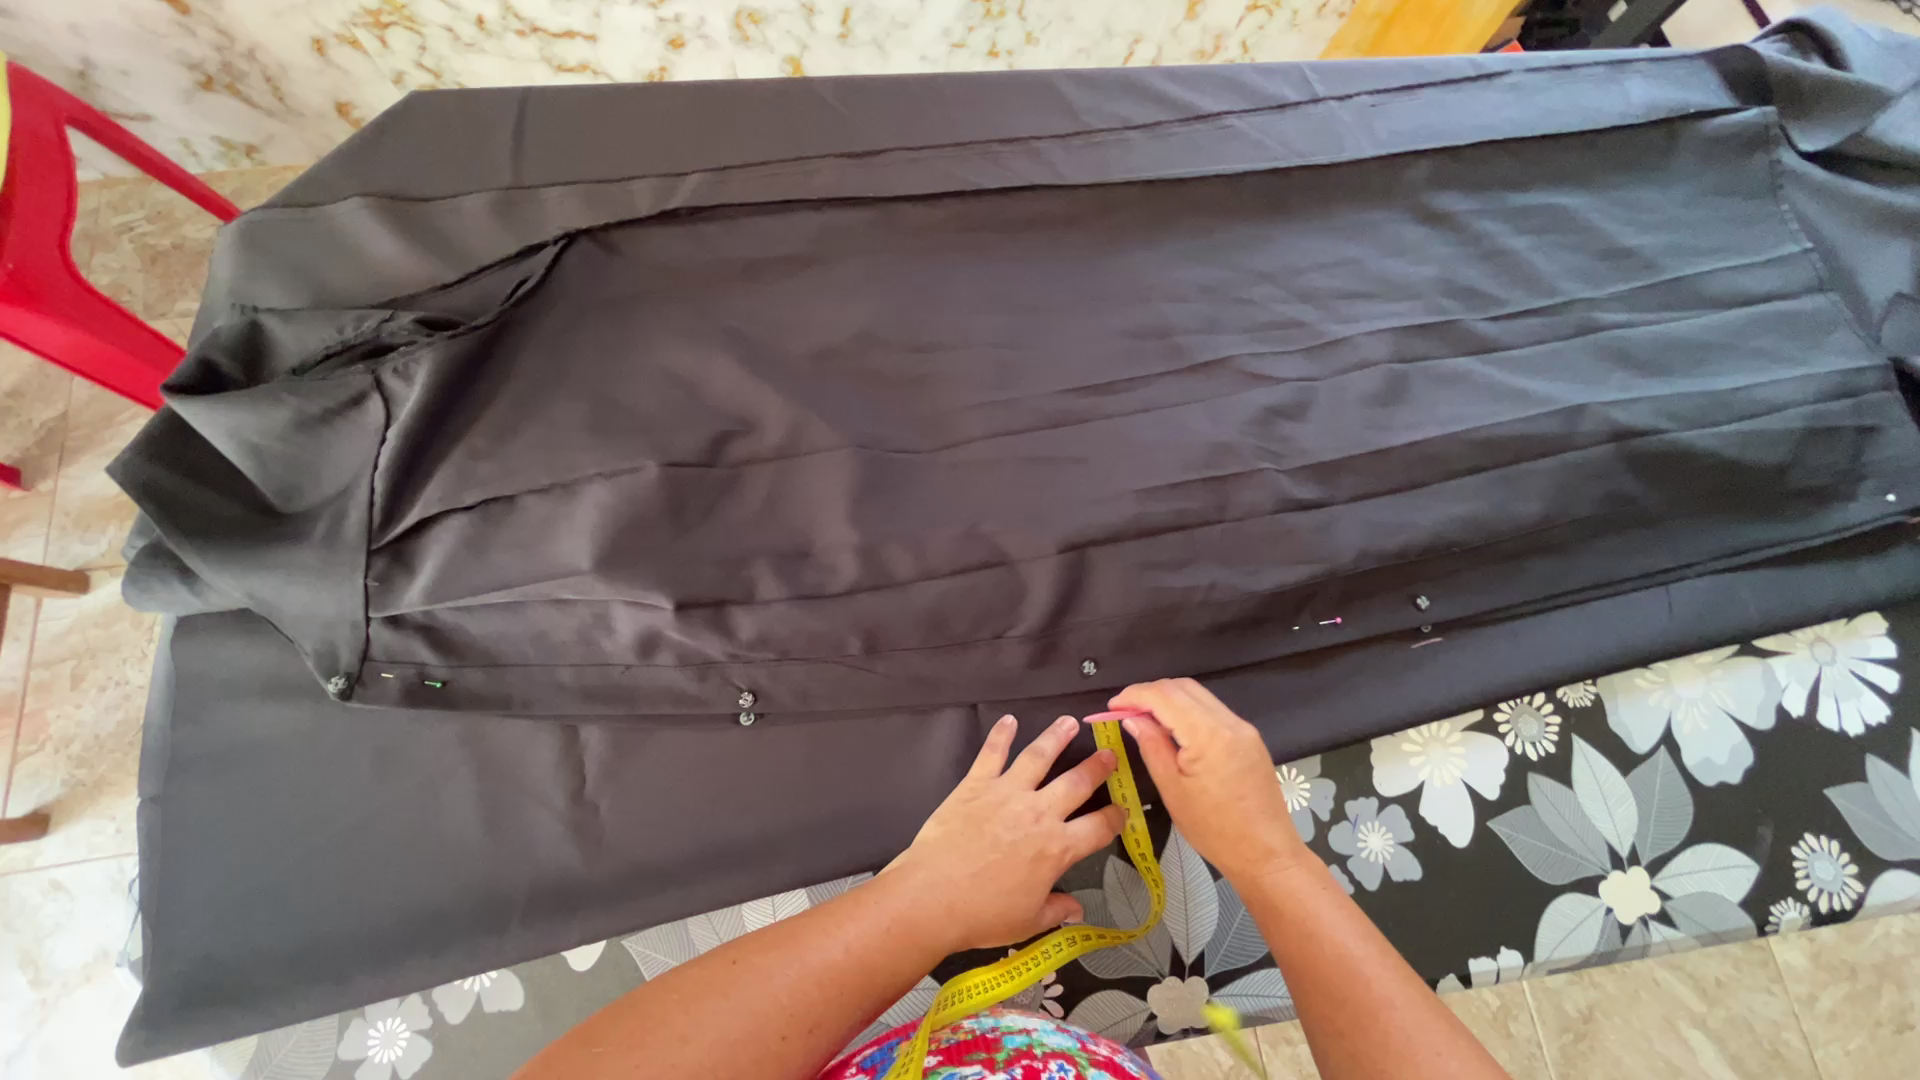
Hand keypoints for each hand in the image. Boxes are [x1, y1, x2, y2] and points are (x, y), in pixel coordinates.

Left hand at [884, 714, 1127, 954]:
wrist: (933, 896)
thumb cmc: (983, 915)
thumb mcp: (1028, 922)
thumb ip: (1056, 910)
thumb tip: (1077, 910)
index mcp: (1057, 848)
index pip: (1098, 828)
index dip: (1115, 817)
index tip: (1123, 809)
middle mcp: (1038, 813)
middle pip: (1076, 783)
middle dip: (1097, 767)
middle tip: (1108, 753)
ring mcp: (1006, 793)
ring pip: (1038, 756)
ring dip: (1056, 737)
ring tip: (1068, 722)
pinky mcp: (976, 784)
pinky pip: (992, 753)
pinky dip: (1001, 734)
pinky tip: (1009, 720)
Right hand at [1109, 678, 1308, 884]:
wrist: (1267, 854)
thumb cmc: (1214, 830)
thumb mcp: (1172, 789)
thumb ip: (1151, 746)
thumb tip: (1132, 718)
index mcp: (1208, 735)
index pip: (1164, 695)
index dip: (1133, 695)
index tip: (1112, 706)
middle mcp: (1229, 722)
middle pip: (1182, 687)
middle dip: (1149, 693)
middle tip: (1126, 712)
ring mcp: (1243, 728)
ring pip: (1198, 695)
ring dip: (1168, 699)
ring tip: (1145, 720)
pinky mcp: (1249, 738)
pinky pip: (1212, 710)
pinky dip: (1187, 710)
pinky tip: (1173, 730)